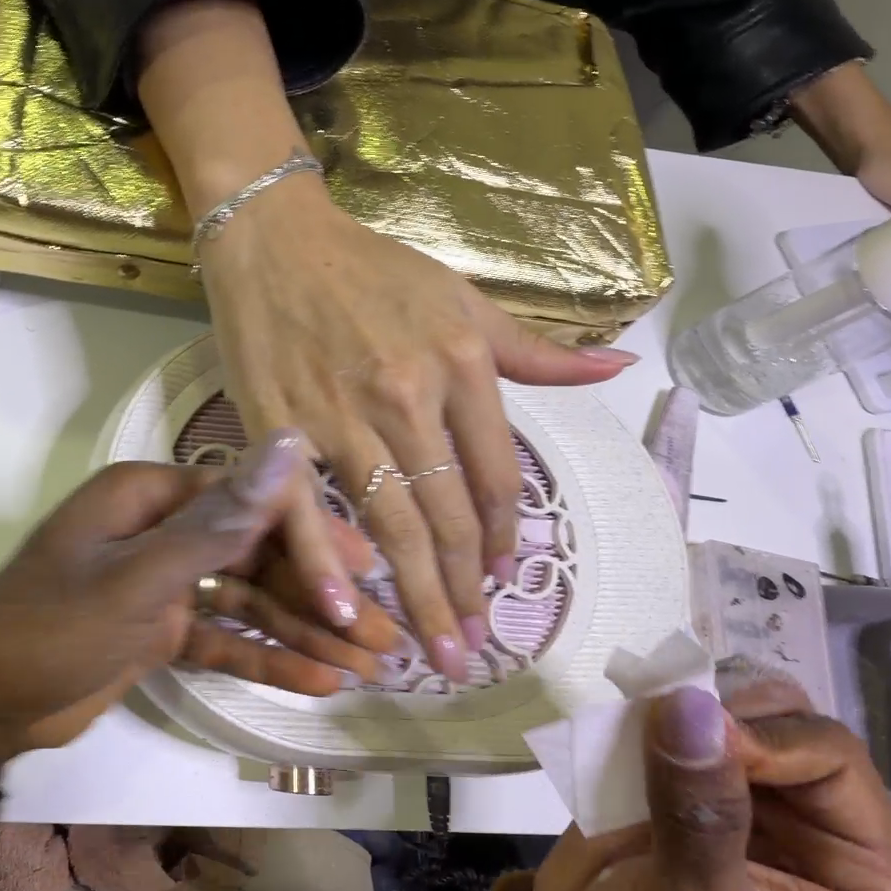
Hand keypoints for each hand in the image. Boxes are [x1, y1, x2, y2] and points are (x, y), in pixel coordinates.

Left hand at [0, 431, 401, 783]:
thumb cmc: (49, 630)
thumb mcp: (137, 578)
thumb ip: (218, 521)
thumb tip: (290, 444)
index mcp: (148, 496)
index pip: (248, 501)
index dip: (312, 538)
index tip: (369, 577)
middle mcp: (159, 529)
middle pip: (256, 553)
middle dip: (318, 597)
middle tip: (387, 634)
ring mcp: (159, 583)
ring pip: (246, 600)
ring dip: (303, 632)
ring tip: (371, 668)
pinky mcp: (157, 630)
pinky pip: (223, 637)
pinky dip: (264, 658)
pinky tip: (319, 681)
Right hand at [199, 181, 636, 679]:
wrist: (273, 241)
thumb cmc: (368, 270)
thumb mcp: (462, 297)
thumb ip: (532, 350)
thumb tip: (617, 372)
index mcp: (459, 365)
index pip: (495, 476)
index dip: (502, 539)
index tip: (502, 583)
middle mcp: (408, 397)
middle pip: (448, 515)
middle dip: (464, 590)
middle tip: (471, 649)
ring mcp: (340, 418)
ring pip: (391, 523)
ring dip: (416, 594)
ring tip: (430, 650)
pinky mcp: (280, 430)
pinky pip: (306, 509)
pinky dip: (325, 564)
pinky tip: (346, 613)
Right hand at [529, 673, 890, 890]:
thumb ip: (698, 811)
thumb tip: (689, 704)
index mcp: (859, 870)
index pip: (832, 758)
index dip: (761, 737)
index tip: (683, 734)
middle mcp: (813, 825)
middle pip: (785, 722)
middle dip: (719, 712)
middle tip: (653, 719)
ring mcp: (744, 799)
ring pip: (728, 710)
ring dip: (676, 705)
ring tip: (629, 723)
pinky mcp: (681, 783)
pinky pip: (674, 722)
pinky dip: (643, 712)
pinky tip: (617, 727)